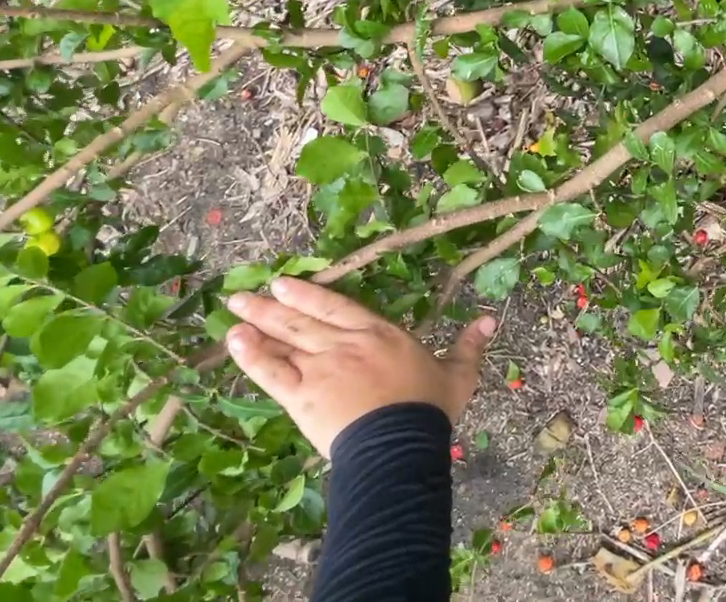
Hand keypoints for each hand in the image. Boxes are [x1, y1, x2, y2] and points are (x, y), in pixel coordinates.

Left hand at [226, 278, 496, 457]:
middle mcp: (346, 344)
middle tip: (248, 291)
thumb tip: (491, 318)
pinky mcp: (301, 397)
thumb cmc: (429, 406)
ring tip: (233, 309)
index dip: (312, 295)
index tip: (287, 283)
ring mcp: (320, 368)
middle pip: (304, 320)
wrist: (399, 441)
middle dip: (275, 304)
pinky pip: (271, 373)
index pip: (340, 307)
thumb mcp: (458, 373)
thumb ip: (469, 345)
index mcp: (381, 334)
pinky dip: (251, 356)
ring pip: (284, 340)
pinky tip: (234, 342)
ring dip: (258, 323)